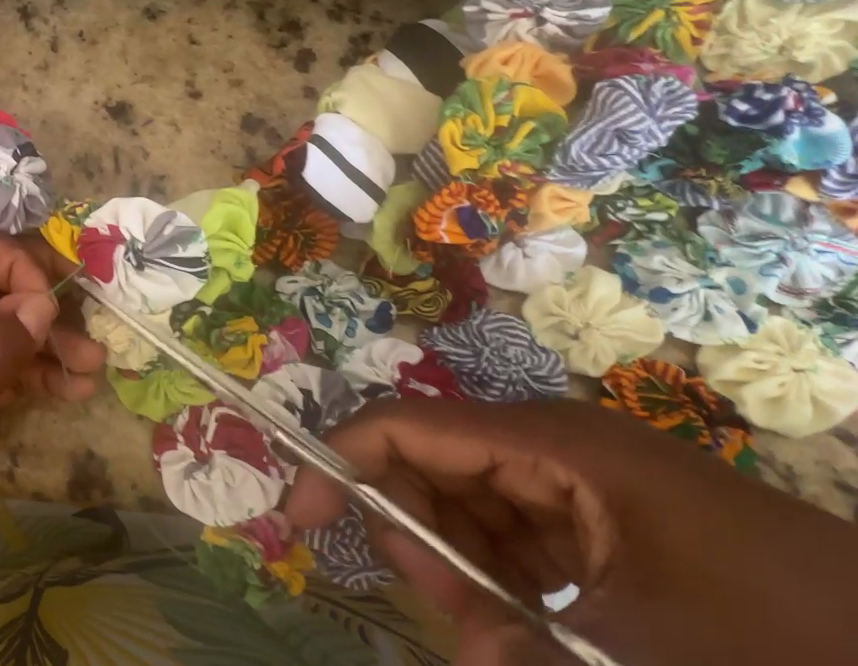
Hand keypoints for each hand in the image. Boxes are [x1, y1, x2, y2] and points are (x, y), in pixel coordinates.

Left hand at [0, 227, 104, 665]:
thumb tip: (45, 302)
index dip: (11, 262)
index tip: (50, 301)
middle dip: (38, 301)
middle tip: (89, 323)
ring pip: (1, 326)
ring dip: (46, 341)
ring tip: (92, 365)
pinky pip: (2, 367)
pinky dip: (36, 373)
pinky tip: (74, 388)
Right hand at [285, 398, 857, 664]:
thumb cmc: (773, 631)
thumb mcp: (633, 651)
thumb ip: (514, 649)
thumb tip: (462, 655)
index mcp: (549, 444)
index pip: (403, 427)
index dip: (337, 464)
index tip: (298, 523)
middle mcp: (553, 446)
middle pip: (431, 465)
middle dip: (413, 532)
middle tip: (437, 605)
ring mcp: (582, 482)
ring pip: (470, 504)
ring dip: (458, 566)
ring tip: (486, 630)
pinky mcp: (607, 519)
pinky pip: (517, 535)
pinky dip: (500, 580)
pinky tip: (519, 625)